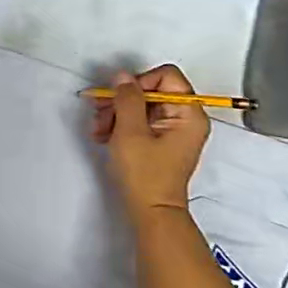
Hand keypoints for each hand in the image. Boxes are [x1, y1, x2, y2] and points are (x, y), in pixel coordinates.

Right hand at [91, 64, 208, 222]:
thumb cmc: (145, 174)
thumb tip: (122, 77)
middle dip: (122, 99)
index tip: (121, 97)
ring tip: (99, 129)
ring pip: (140, 104)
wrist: (150, 210)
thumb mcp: (131, 131)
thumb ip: (127, 99)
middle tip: (101, 112)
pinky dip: (119, 123)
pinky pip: (138, 119)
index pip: (167, 77)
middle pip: (150, 90)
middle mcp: (184, 118)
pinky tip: (104, 135)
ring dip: (115, 112)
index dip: (140, 81)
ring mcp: (172, 129)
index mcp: (188, 114)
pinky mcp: (159, 139)